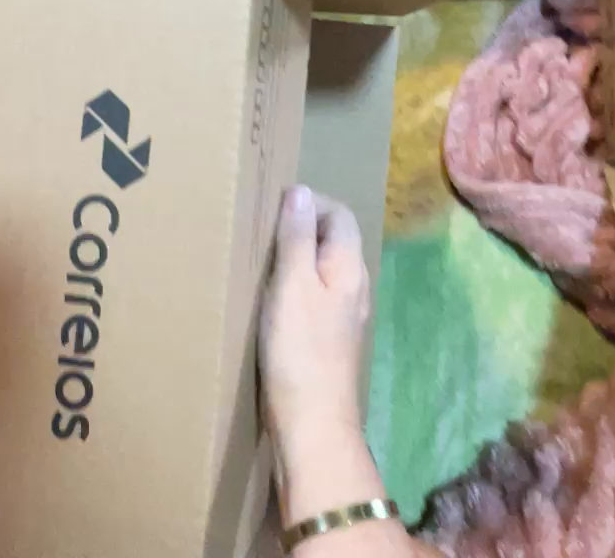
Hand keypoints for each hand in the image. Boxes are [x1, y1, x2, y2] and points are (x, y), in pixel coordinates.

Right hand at [261, 185, 369, 476]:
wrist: (312, 423)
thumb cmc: (300, 348)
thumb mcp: (292, 284)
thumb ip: (296, 237)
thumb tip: (300, 191)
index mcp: (348, 267)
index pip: (338, 214)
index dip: (309, 202)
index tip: (272, 208)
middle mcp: (353, 285)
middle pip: (332, 238)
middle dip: (299, 227)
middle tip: (260, 230)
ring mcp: (344, 313)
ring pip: (321, 267)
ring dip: (294, 256)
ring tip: (260, 259)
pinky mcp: (329, 337)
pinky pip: (313, 293)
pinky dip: (293, 284)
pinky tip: (269, 297)